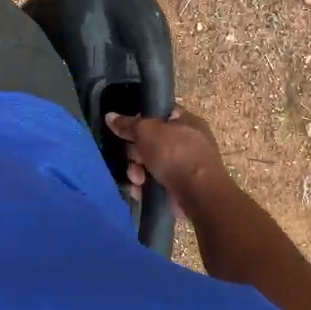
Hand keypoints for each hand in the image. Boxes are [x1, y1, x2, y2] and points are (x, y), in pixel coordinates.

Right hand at [105, 107, 228, 211]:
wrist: (200, 196)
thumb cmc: (175, 154)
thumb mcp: (146, 131)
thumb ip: (127, 124)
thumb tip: (110, 116)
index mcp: (188, 123)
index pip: (161, 113)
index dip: (141, 117)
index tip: (125, 126)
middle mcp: (190, 143)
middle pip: (153, 141)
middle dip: (136, 151)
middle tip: (131, 157)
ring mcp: (188, 167)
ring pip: (152, 163)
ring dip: (138, 170)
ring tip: (135, 178)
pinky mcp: (183, 189)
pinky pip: (157, 182)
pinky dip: (146, 185)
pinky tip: (139, 190)